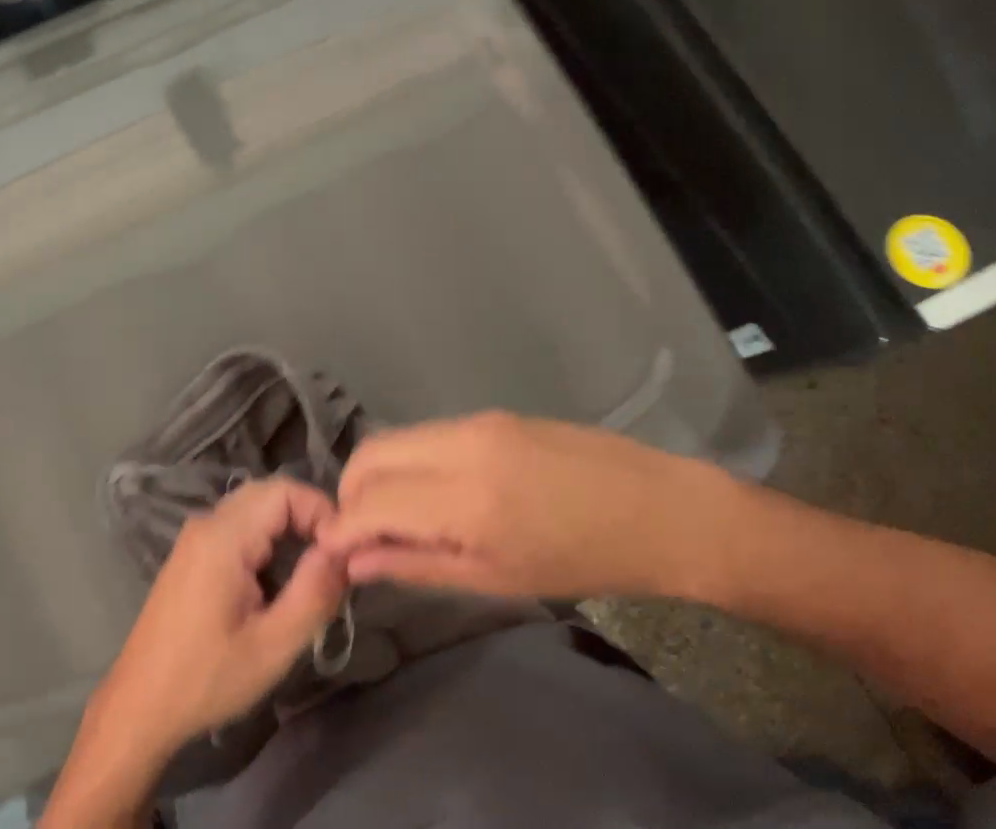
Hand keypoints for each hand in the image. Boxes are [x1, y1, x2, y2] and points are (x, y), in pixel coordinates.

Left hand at [94, 478, 348, 753]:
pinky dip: (267, 547)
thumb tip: (343, 551)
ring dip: (289, 536)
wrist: (141, 705)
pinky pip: (238, 532)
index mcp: (222, 537)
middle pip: (269, 496)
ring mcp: (194, 539)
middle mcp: (205, 525)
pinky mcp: (191, 557)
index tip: (344, 555)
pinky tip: (277, 590)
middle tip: (334, 566)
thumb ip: (314, 592)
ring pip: (254, 513)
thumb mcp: (273, 645)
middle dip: (308, 522)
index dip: (322, 512)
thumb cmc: (206, 678)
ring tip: (312, 581)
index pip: (284, 490)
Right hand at [318, 412, 740, 601]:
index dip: (342, 528)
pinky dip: (409, 462)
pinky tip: (431, 493)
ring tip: (396, 516)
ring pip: (394, 438)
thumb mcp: (495, 579)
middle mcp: (461, 447)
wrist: (662, 511)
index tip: (333, 551)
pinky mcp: (492, 414)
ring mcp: (476, 422)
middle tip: (363, 534)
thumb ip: (416, 566)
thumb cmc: (584, 562)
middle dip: (351, 494)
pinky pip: (426, 434)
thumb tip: (354, 561)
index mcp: (466, 500)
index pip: (371, 502)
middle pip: (370, 454)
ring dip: (378, 476)